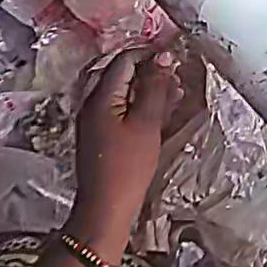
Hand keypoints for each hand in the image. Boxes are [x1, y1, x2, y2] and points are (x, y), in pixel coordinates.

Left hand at [67, 48, 181, 259]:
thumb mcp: (146, 123)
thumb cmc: (127, 167)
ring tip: (173, 92)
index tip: (174, 57)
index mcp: (99, 96)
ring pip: (120, 91)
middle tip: (175, 75)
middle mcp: (91, 102)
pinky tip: (158, 112)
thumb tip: (164, 56)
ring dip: (145, 88)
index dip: (149, 54)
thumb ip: (155, 87)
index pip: (124, 60)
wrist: (105, 211)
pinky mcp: (99, 134)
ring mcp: (93, 119)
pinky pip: (118, 108)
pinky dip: (137, 104)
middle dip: (148, 70)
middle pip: (120, 73)